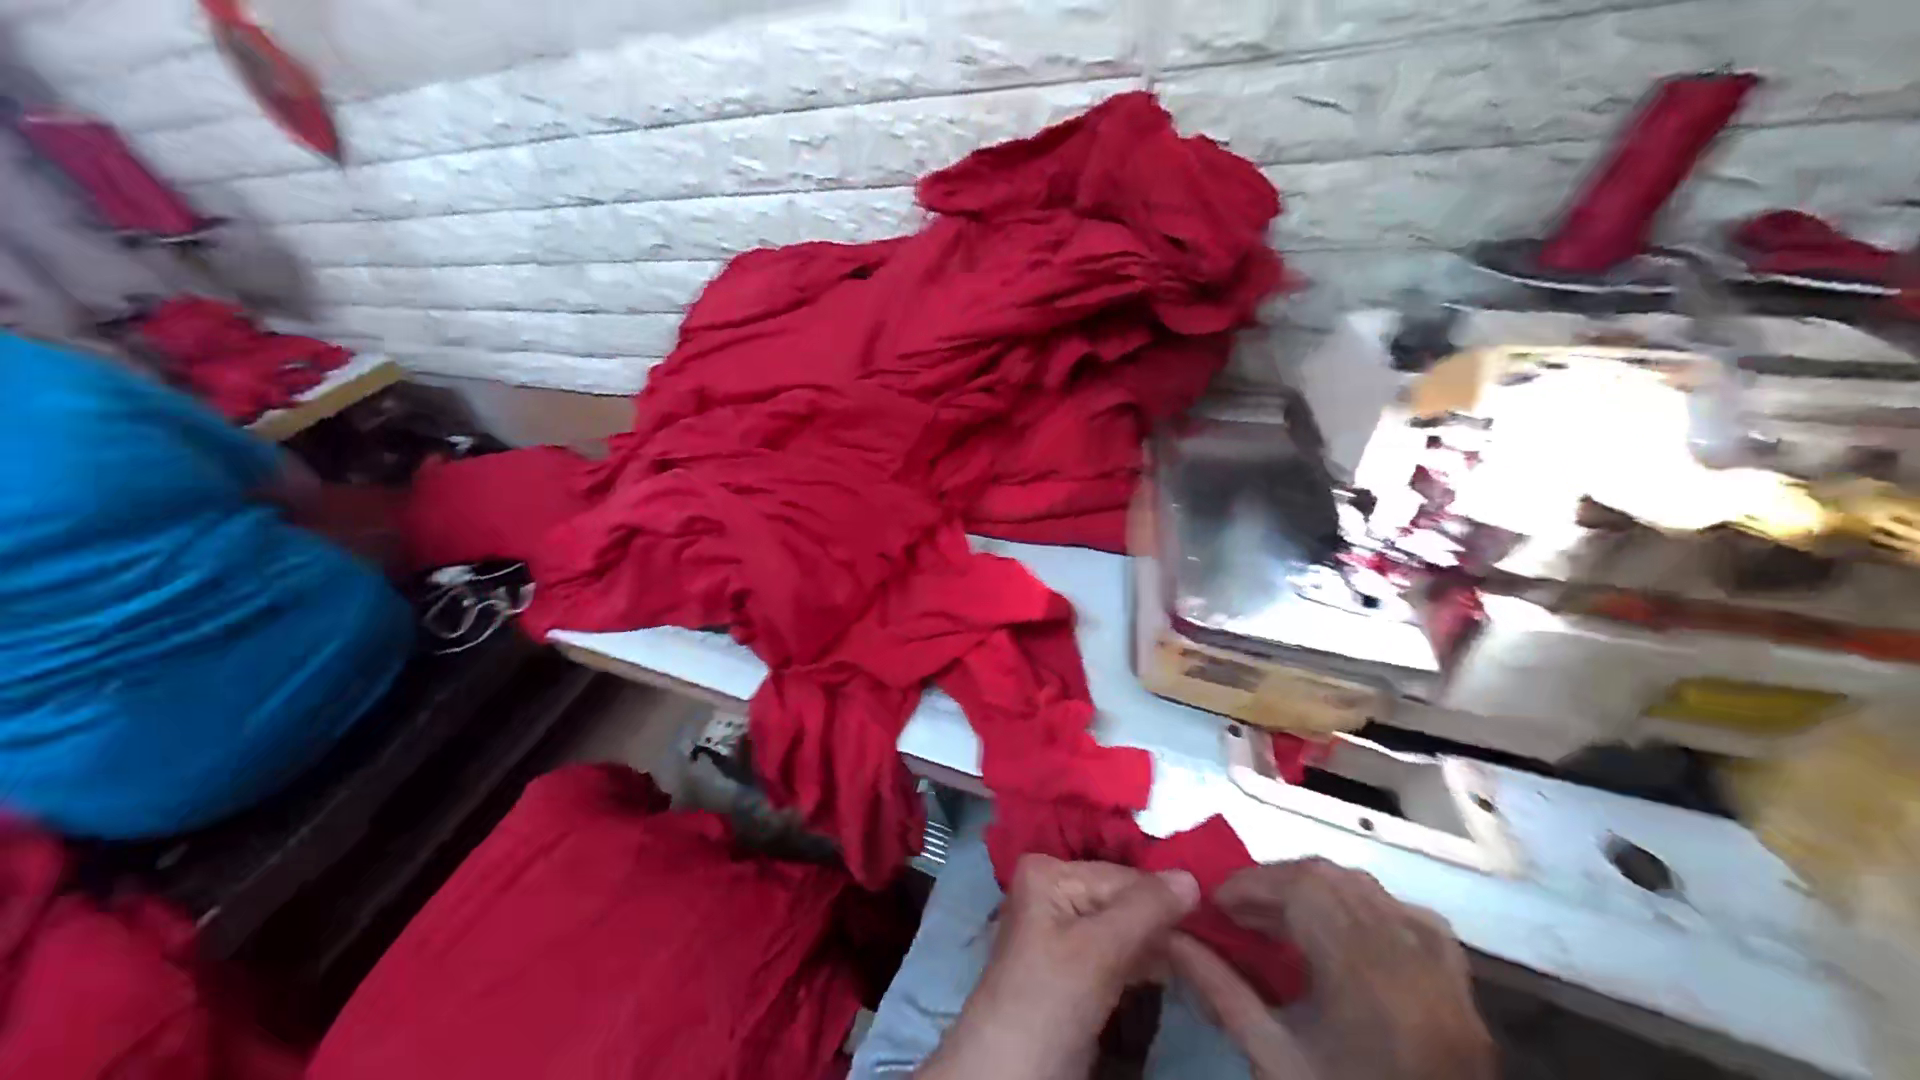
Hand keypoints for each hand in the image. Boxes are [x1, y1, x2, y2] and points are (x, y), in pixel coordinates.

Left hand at [918, 855, 1198, 1079]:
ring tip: (1205, 958)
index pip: (1123, 876)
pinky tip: (1177, 970)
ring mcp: (1064, 930)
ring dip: (1162, 944)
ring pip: (1126, 927)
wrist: (1009, 1077)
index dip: (1166, 897)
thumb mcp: (1098, 950)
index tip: (1215, 915)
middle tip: (1214, 940)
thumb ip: (1146, 910)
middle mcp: (1054, 891)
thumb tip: (1192, 874)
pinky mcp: (1076, 967)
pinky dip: (1146, 961)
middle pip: (1125, 899)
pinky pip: (1119, 951)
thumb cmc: (1049, 1001)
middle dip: (1165, 921)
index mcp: (1049, 873)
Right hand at [1167, 858, 1493, 1079]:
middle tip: (1241, 911)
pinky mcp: (1457, 978)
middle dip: (1275, 882)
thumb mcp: (1272, 1057)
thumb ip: (1219, 989)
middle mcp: (1404, 952)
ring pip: (1365, 886)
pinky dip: (1367, 904)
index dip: (1250, 884)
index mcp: (1361, 972)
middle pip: (1329, 878)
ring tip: (1282, 918)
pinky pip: (1406, 912)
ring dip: (1315, 888)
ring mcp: (1437, 962)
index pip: (1299, 888)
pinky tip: (1345, 927)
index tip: (1216, 904)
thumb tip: (1171, 938)